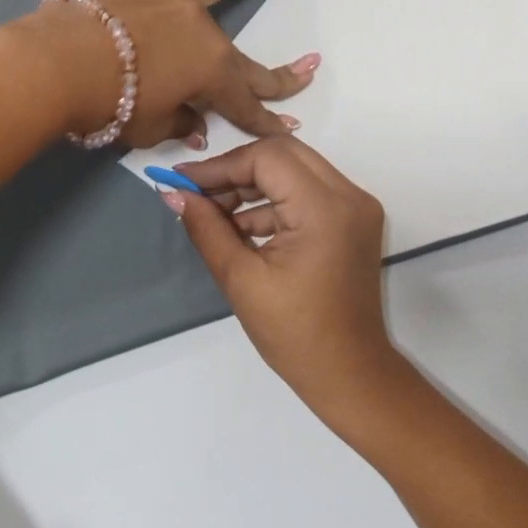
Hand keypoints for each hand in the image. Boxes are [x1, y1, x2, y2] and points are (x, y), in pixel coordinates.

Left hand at [21, 0, 319, 148]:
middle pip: (238, 57)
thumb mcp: (150, 129)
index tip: (288, 129)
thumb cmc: (112, 107)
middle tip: (309, 68)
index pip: (244, 104)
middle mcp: (198, 28)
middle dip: (275, 74)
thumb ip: (177, 123)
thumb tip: (194, 123)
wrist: (61, 69)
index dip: (265, 122)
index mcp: (209, 72)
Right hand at [167, 136, 402, 429]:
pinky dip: (271, 201)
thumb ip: (206, 228)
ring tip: (213, 212)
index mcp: (325, 209)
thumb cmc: (293, 332)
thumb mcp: (240, 278)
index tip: (183, 182)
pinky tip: (238, 226)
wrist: (349, 373)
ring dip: (252, 184)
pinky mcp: (352, 222)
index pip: (267, 158)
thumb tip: (173, 194)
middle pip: (283, 154)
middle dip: (236, 168)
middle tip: (198, 191)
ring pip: (295, 169)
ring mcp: (355, 208)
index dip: (220, 166)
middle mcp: (349, 197)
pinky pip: (306, 192)